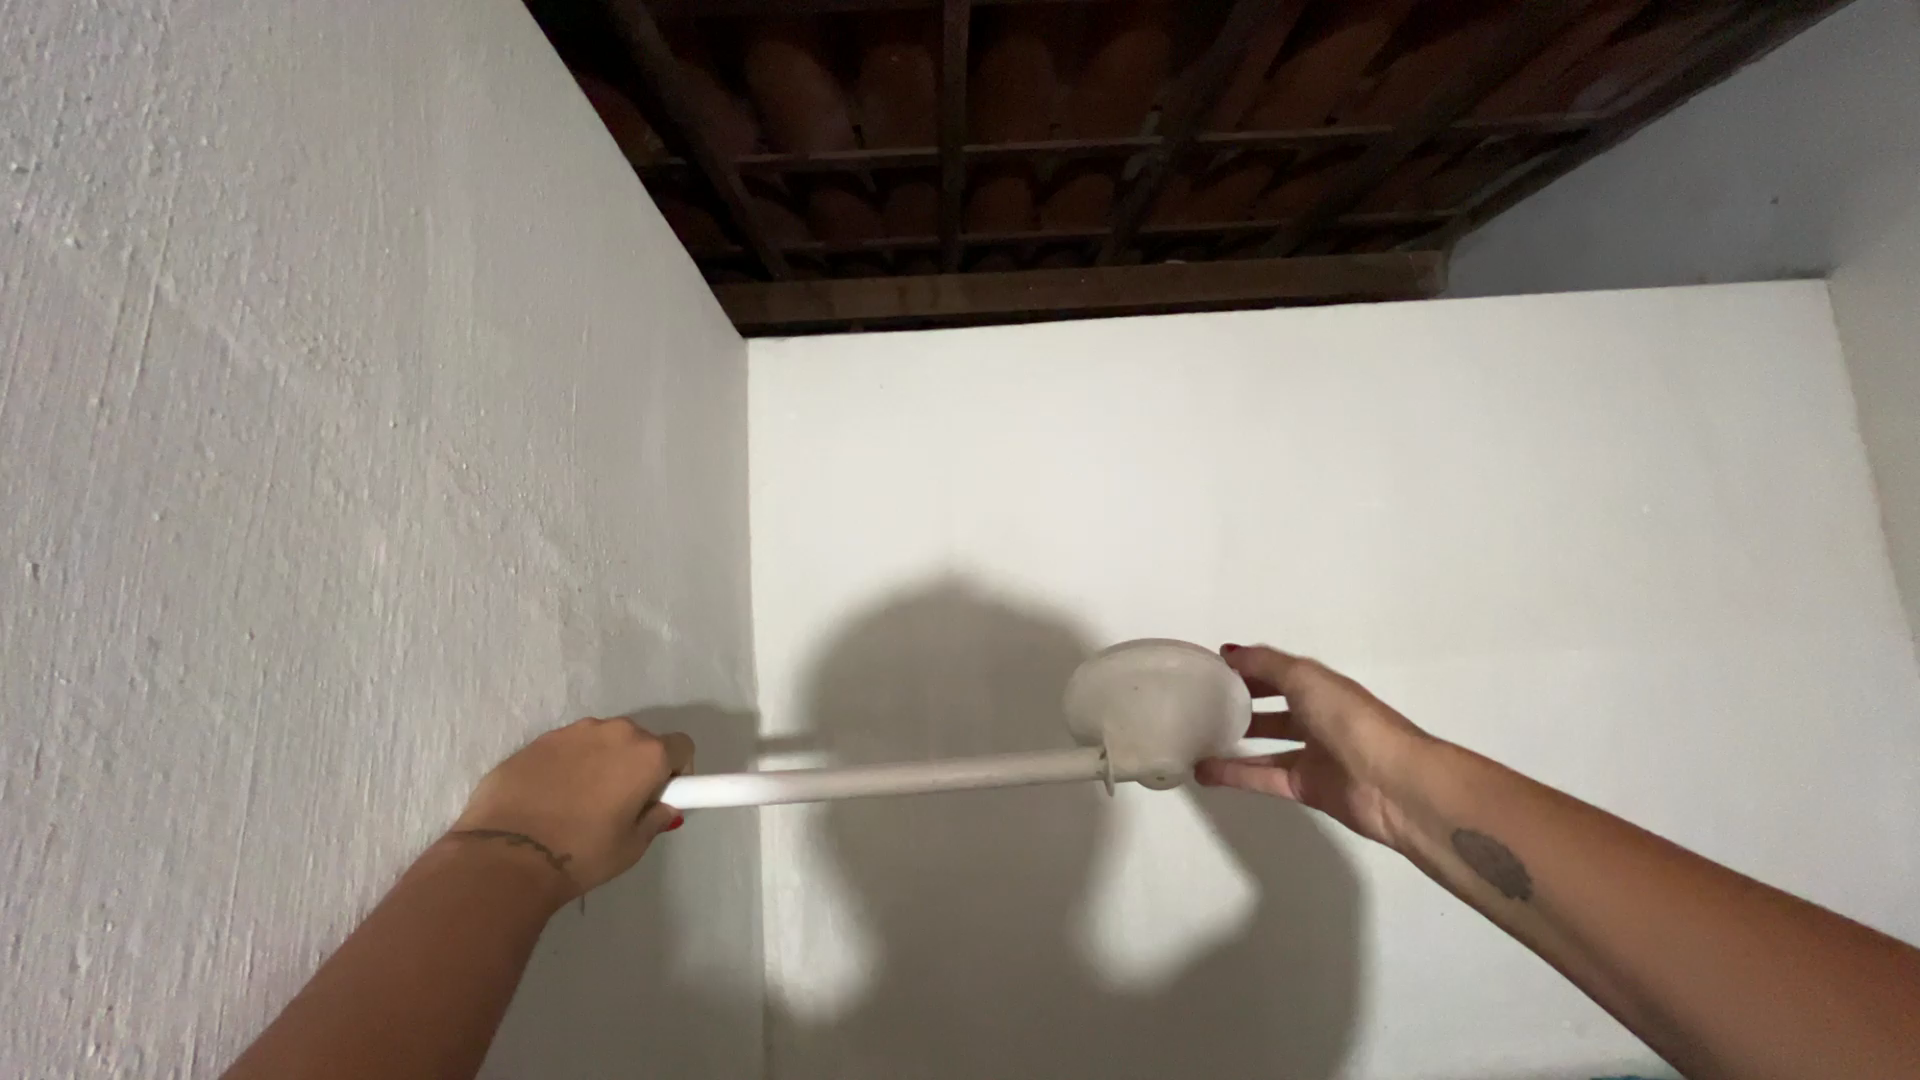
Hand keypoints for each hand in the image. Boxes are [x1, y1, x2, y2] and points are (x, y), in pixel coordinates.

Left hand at [450, 718, 693, 899]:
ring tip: (578, 801)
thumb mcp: (631, 847)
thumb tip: (662, 807)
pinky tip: (549, 798)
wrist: (503, 857)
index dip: (677, 771)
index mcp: (647, 754)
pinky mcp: (538, 740)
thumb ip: (655, 820)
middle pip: (641, 741)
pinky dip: (567, 765)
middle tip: (619, 803)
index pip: (682, 747)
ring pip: (602, 741)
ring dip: (602, 761)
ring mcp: (574, 732)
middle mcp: (616, 732)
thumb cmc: (580, 854)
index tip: (660, 796)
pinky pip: (567, 748)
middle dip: (637, 766)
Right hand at [1195, 644, 1432, 846]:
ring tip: (1196, 739)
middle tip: (1202, 703)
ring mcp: (1313, 755)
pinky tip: (1204, 772)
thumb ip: (1264, 664)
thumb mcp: (1305, 678)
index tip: (1213, 668)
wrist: (1395, 784)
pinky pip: (1263, 777)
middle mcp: (1318, 718)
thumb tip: (1228, 652)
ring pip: (1266, 746)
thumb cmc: (1350, 720)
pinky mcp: (1307, 788)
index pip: (1279, 673)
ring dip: (1234, 742)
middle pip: (1274, 707)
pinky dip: (1234, 775)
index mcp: (1322, 687)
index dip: (1249, 668)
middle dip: (1243, 704)